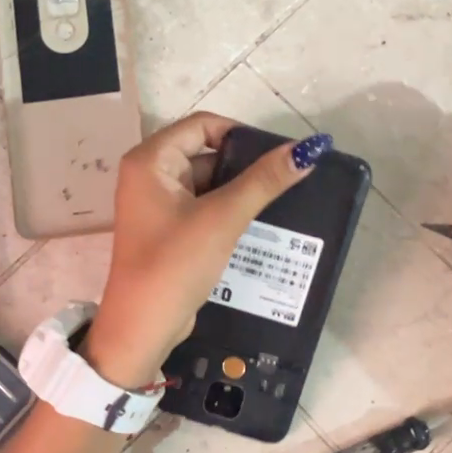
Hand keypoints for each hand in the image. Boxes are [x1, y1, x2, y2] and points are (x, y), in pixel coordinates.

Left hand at [83, 113, 330, 387]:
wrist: (142, 327)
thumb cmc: (175, 264)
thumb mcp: (223, 218)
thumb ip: (264, 180)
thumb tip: (309, 149)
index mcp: (150, 161)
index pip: (202, 125)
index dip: (240, 135)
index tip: (277, 155)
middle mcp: (148, 175)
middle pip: (205, 153)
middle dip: (243, 166)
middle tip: (286, 179)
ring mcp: (156, 205)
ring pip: (207, 183)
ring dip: (239, 191)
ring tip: (281, 200)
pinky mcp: (167, 231)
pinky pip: (202, 208)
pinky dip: (228, 212)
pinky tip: (259, 223)